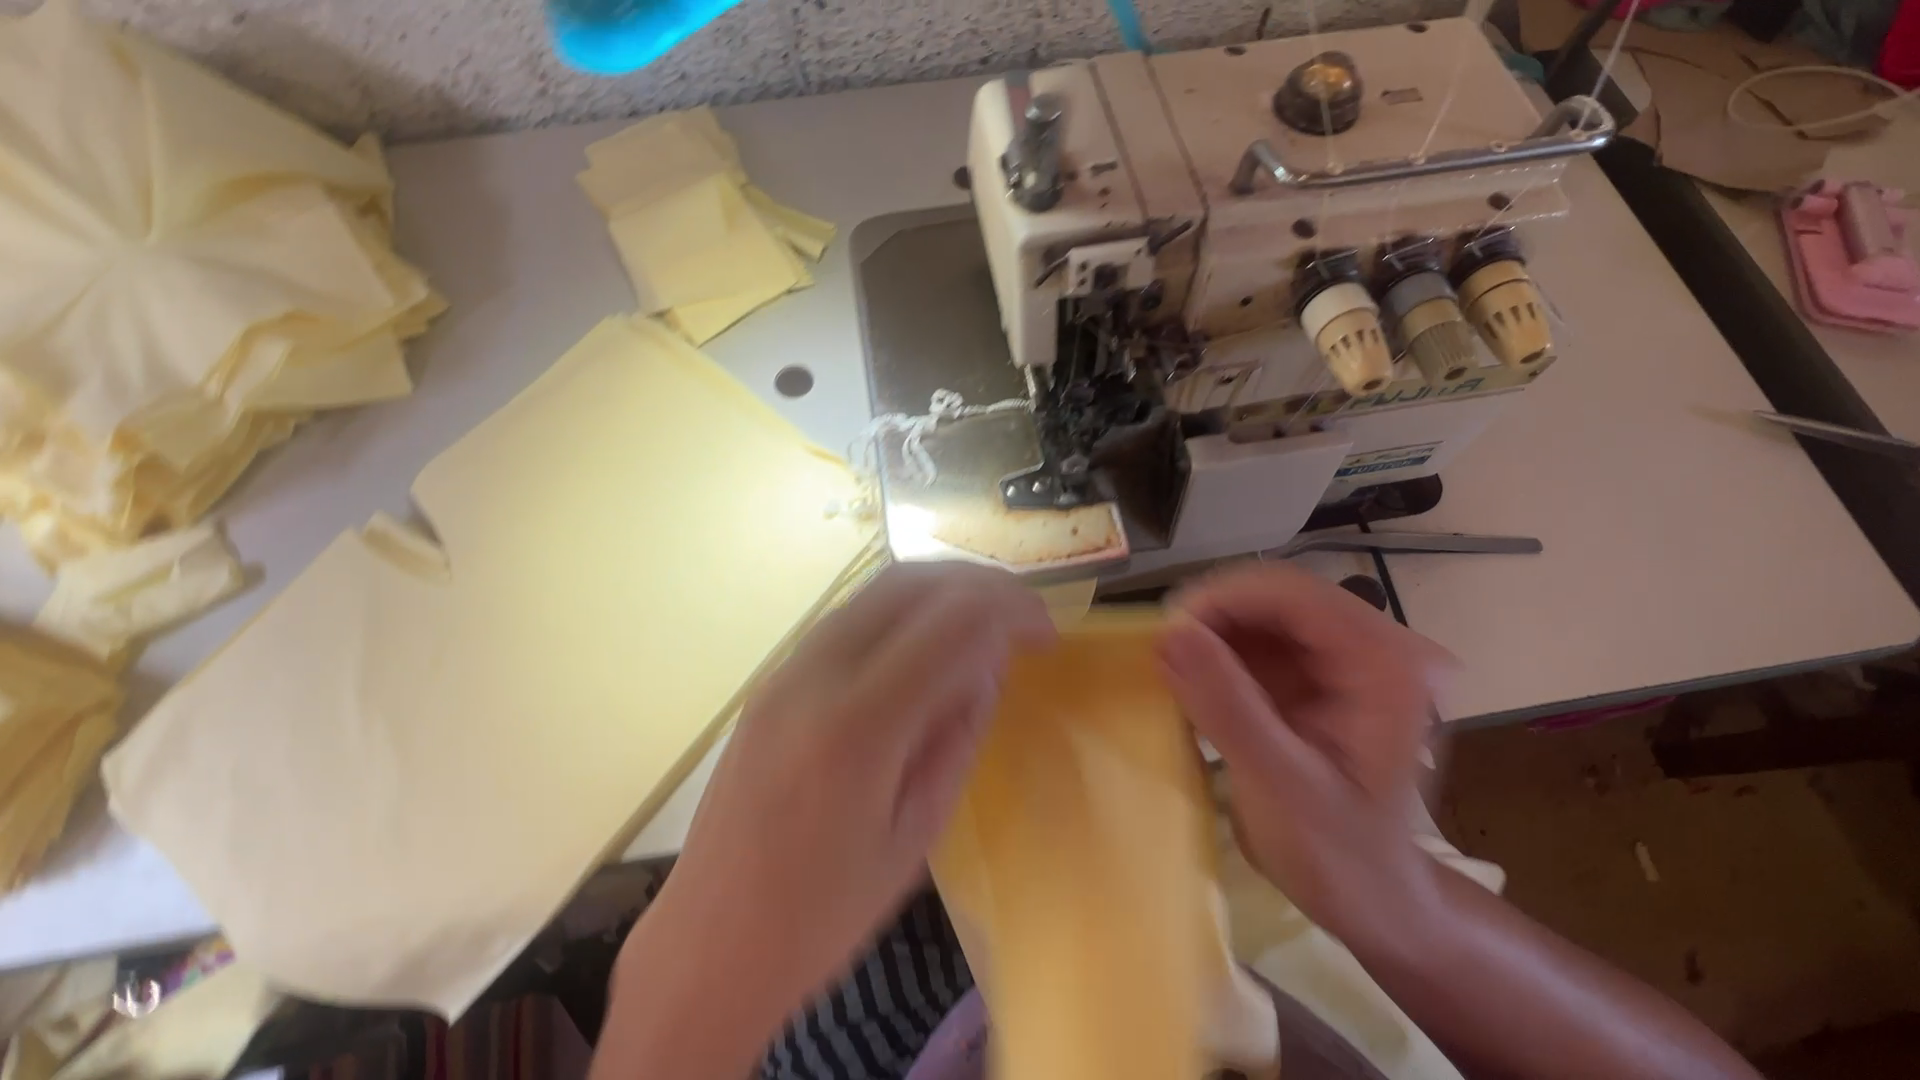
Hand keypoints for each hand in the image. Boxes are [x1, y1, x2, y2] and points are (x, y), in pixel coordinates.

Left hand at [628, 561, 1055, 1026]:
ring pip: (876, 589)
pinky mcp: (771, 681)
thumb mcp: (914, 835)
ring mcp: (784, 671)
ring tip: (986, 625)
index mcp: (857, 725)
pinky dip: (901, 612)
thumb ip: (956, 736)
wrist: (708, 942)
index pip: (954, 621)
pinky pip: (848, 617)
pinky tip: (928, 648)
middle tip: (1025, 619)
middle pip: (912, 582)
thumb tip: (989, 664)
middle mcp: (814, 675)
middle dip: (981, 585)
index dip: (1013, 612)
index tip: (1049, 636)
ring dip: (941, 590)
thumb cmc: (821, 915)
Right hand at [1158, 563, 1453, 945]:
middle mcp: (1378, 647)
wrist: (1374, 902)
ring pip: (1266, 614)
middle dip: (1215, 618)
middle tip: (1161, 652)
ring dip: (1214, 635)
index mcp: (1389, 666)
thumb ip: (1227, 706)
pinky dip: (1222, 655)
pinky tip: (1195, 683)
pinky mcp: (1324, 677)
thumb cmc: (1339, 858)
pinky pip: (1263, 642)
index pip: (1297, 596)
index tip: (1165, 631)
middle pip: (1281, 597)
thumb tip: (1169, 633)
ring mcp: (1351, 660)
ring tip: (1171, 669)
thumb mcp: (1279, 786)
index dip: (1225, 600)